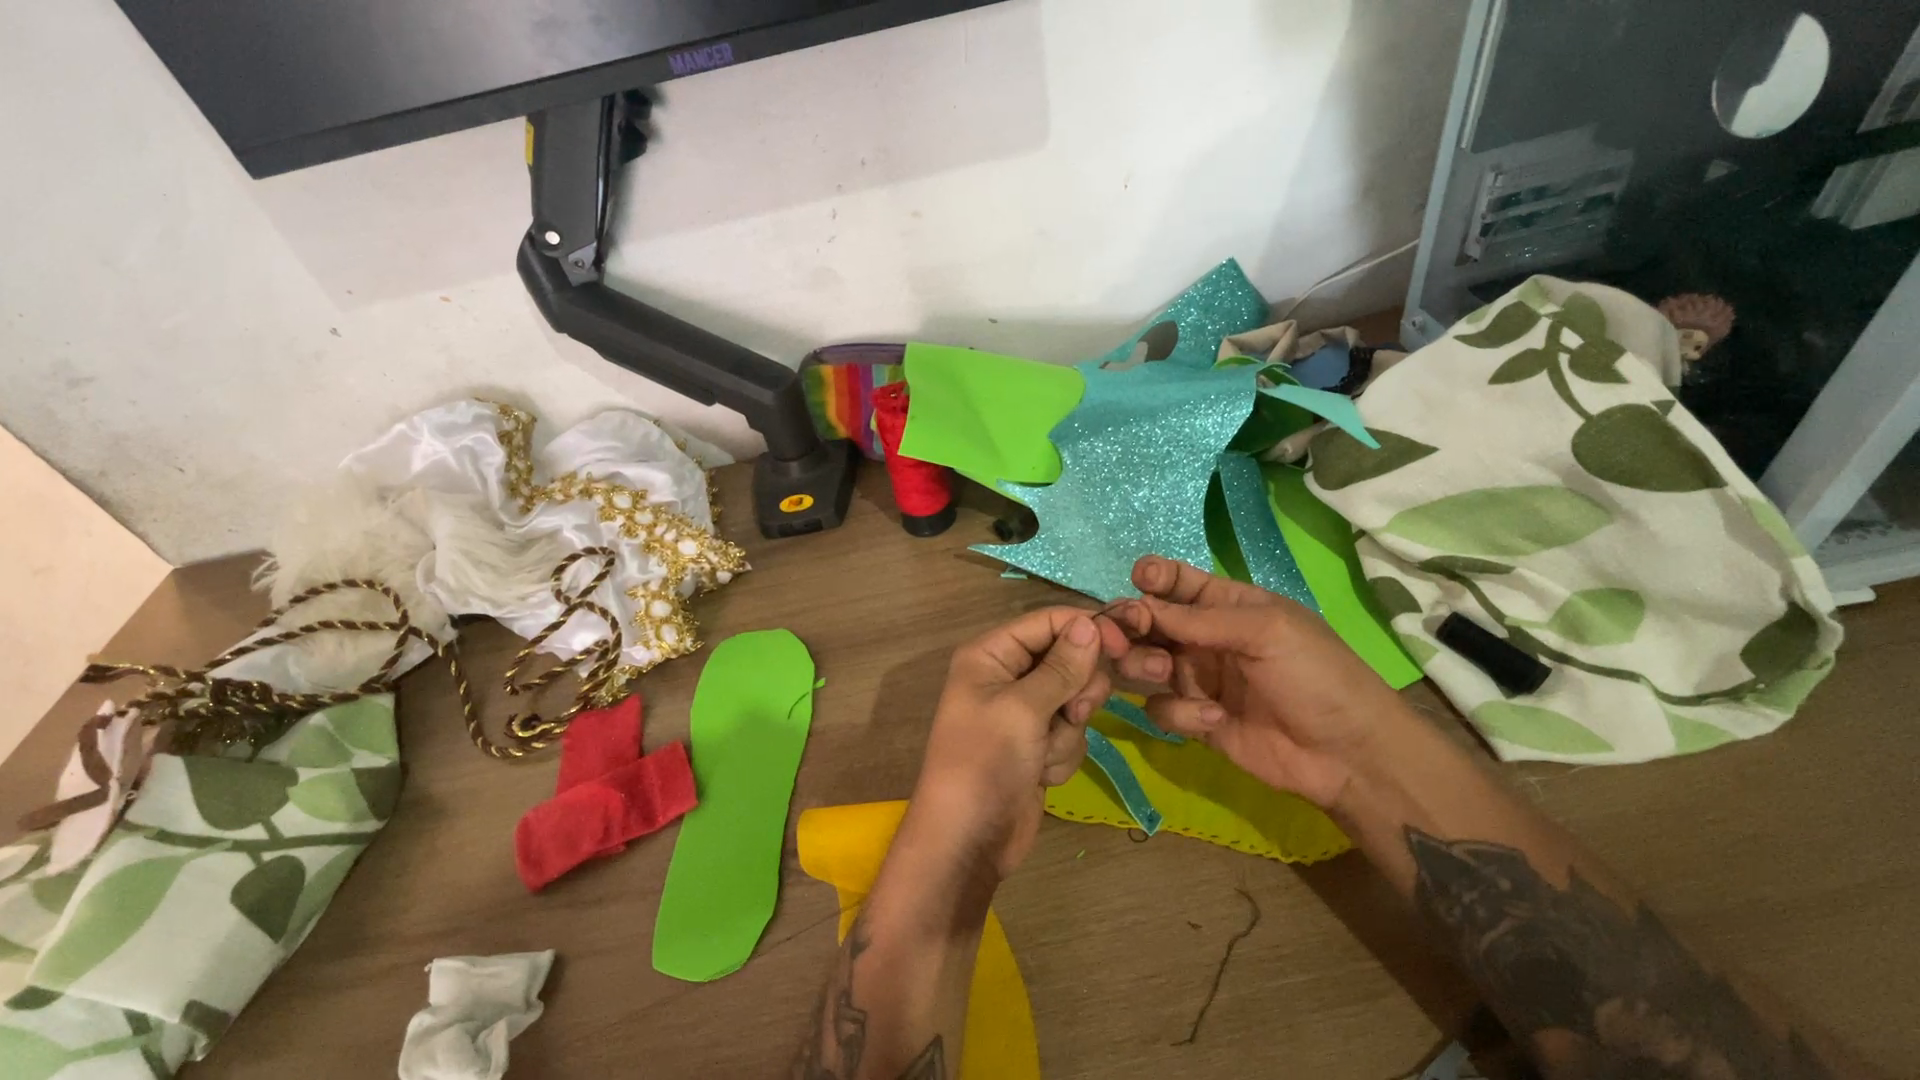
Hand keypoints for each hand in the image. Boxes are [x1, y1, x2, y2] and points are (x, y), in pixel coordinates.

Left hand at [914, 607, 1111, 879]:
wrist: (969, 839)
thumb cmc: (986, 762)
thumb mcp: (1024, 708)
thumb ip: (1062, 666)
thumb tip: (1090, 622)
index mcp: (991, 654)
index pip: (1048, 622)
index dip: (1086, 629)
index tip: (1122, 647)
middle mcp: (1007, 676)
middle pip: (1069, 660)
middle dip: (1077, 691)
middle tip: (1073, 713)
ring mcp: (1024, 714)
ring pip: (1075, 701)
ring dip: (1068, 731)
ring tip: (1042, 753)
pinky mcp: (1038, 745)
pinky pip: (1071, 734)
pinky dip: (1063, 754)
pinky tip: (1041, 775)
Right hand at [1098, 556, 1409, 809]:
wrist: (1348, 754)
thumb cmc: (1316, 675)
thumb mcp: (1266, 630)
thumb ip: (1200, 619)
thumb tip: (1138, 605)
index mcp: (1229, 606)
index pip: (1179, 583)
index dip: (1153, 578)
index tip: (1137, 580)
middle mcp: (1207, 640)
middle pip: (1150, 624)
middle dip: (1132, 626)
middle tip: (1121, 636)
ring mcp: (1200, 681)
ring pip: (1146, 666)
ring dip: (1144, 666)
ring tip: (1165, 675)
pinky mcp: (1197, 722)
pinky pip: (1162, 710)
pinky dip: (1178, 712)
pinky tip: (1213, 719)